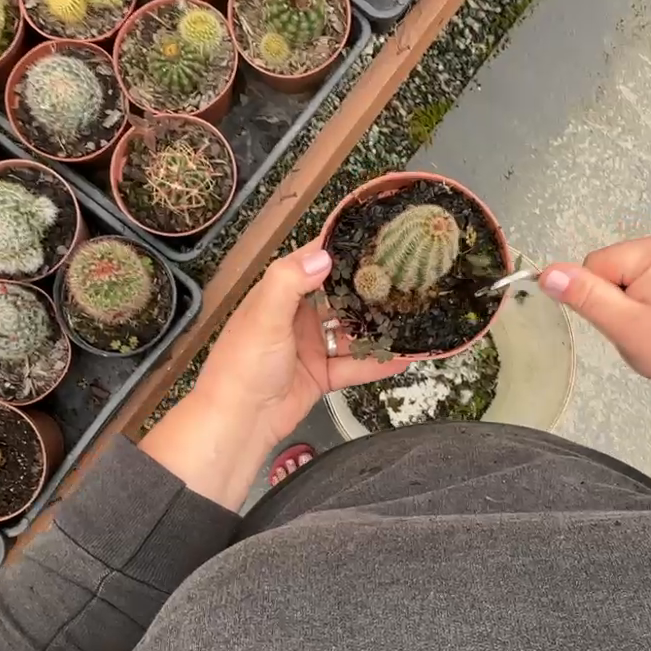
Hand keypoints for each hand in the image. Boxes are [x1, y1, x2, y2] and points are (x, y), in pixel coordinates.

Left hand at [141, 244, 410, 507]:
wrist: (238, 421)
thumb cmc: (243, 365)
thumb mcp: (264, 316)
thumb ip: (290, 282)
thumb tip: (323, 255)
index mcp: (278, 295)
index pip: (311, 260)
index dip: (338, 243)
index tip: (369, 228)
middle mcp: (296, 318)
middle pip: (338, 295)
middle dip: (367, 286)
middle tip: (405, 273)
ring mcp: (310, 347)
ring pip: (350, 331)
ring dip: (376, 326)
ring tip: (411, 313)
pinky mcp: (320, 375)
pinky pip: (354, 366)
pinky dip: (376, 363)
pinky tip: (403, 356)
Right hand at [538, 233, 650, 401]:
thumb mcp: (623, 325)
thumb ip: (583, 295)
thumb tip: (547, 272)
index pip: (596, 264)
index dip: (600, 298)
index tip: (626, 321)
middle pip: (614, 266)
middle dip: (619, 298)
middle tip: (643, 328)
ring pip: (631, 274)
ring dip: (634, 301)